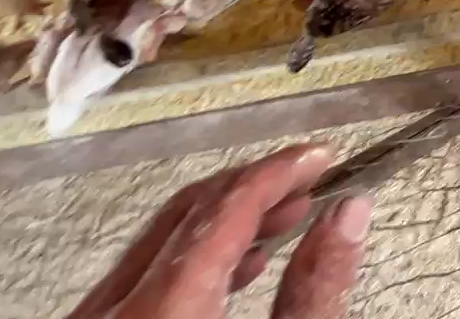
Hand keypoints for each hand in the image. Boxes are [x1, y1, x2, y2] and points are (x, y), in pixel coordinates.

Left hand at [67, 143, 372, 318]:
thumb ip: (316, 291)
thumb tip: (350, 211)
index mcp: (161, 313)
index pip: (227, 205)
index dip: (283, 168)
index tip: (323, 155)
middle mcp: (109, 313)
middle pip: (187, 211)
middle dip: (256, 186)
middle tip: (311, 177)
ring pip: (157, 240)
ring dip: (227, 218)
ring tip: (286, 217)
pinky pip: (134, 276)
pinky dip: (192, 254)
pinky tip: (236, 265)